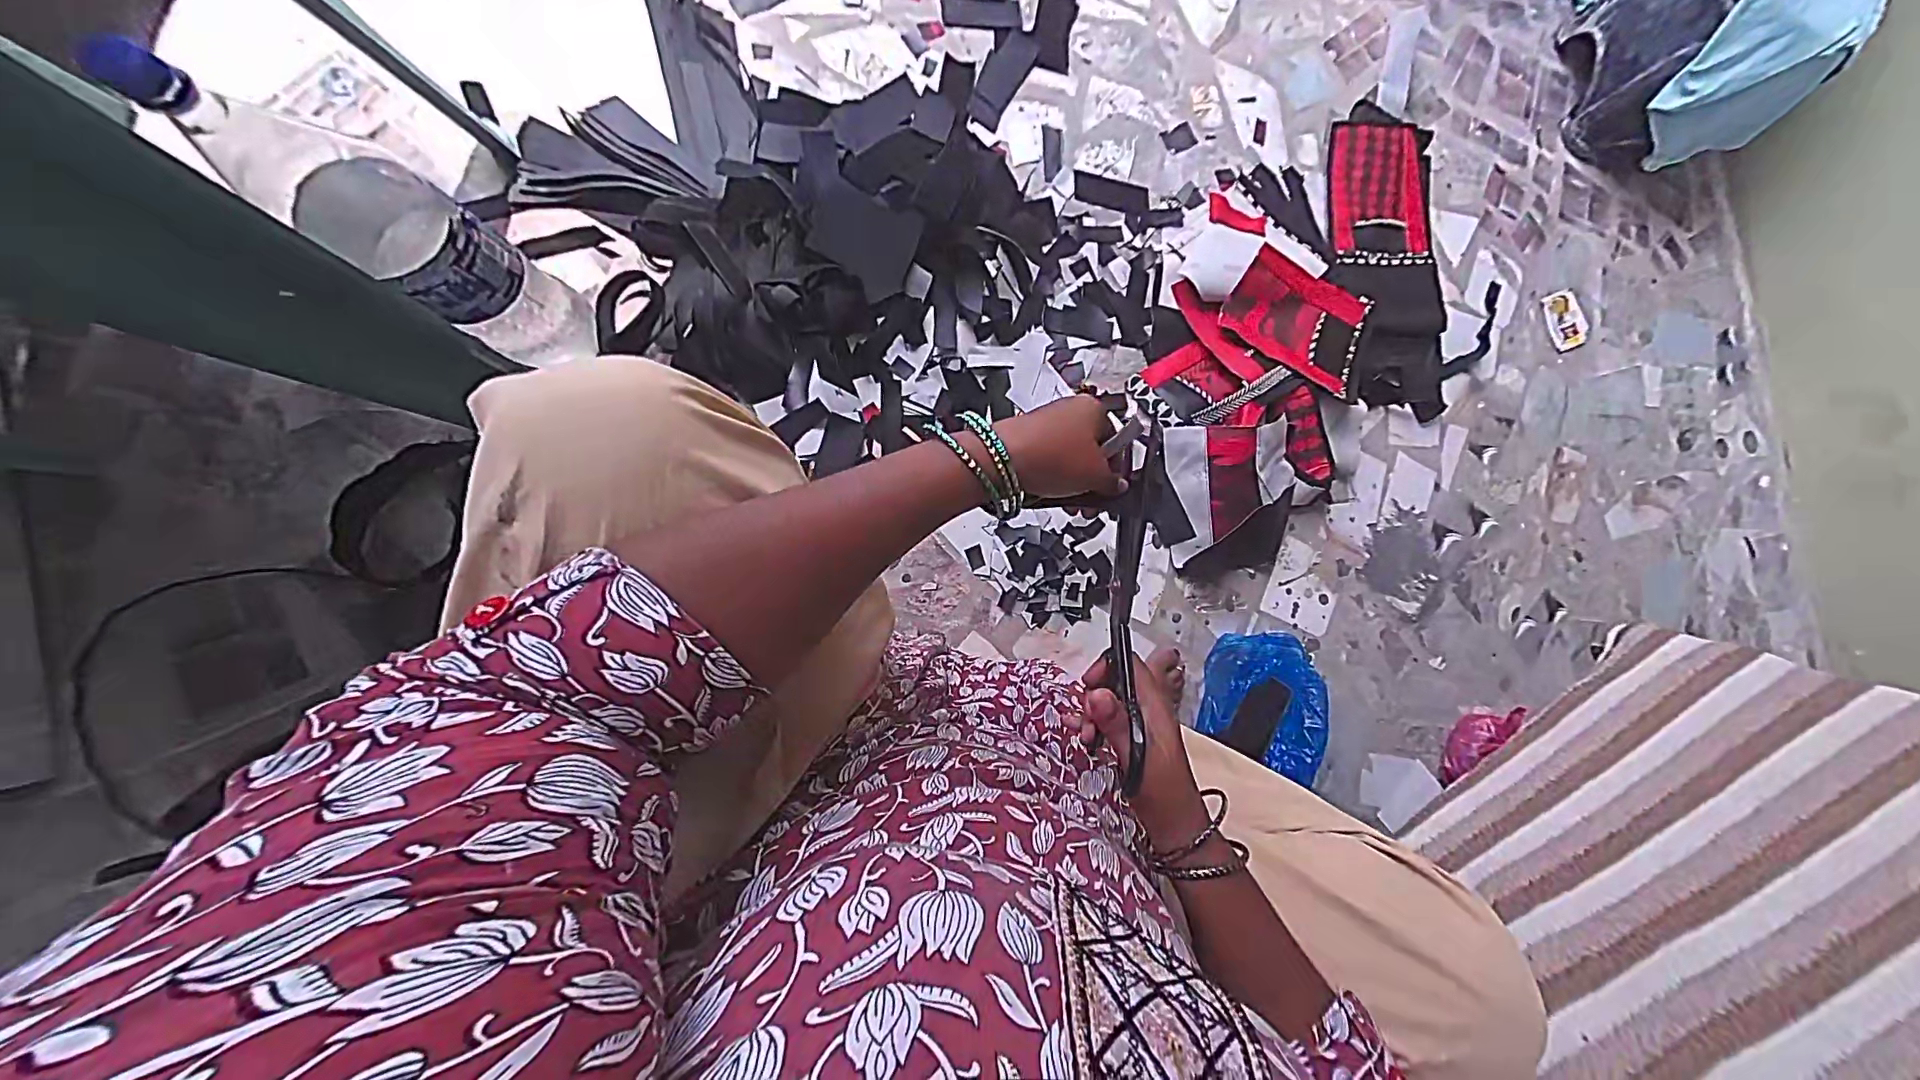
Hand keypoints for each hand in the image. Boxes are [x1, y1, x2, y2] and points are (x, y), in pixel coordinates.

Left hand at [993, 394, 1126, 500]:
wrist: (1003, 460)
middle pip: (1093, 451)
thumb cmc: (1046, 455)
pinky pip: (1050, 460)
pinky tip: (1053, 494)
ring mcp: (1047, 424)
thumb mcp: (1095, 477)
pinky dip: (1054, 478)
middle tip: (1093, 500)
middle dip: (1094, 481)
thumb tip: (1115, 485)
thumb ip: (1112, 482)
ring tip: (1072, 502)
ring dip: (1075, 484)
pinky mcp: (1029, 439)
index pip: (1119, 440)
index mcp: (1094, 409)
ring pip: (1070, 459)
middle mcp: (1070, 410)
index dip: (1119, 469)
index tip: (1115, 487)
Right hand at [1078, 648, 1209, 849]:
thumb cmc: (1164, 795)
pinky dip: (1092, 726)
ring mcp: (1138, 724)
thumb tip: (1097, 694)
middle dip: (1093, 695)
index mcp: (1154, 707)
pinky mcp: (1130, 738)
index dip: (1106, 667)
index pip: (1131, 665)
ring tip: (1087, 736)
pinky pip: (1107, 720)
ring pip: (1107, 702)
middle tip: (1087, 721)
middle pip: (1114, 681)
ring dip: (1090, 714)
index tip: (1088, 688)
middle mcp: (1147, 710)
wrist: (1175, 828)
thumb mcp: (1136, 758)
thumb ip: (1117, 724)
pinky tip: (1086, 739)